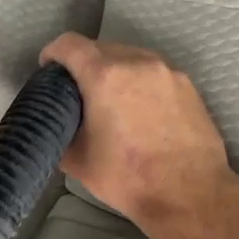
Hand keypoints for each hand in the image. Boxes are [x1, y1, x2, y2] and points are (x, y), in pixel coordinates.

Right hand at [40, 33, 235, 225]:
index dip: (52, 53)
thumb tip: (54, 123)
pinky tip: (138, 111)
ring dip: (112, 70)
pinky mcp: (187, 85)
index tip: (48, 71)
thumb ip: (59, 129)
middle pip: (99, 47)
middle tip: (77, 92)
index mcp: (104, 76)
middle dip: (83, 64)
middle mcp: (137, 62)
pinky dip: (138, 81)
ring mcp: (167, 71)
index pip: (69, 44)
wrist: (190, 194)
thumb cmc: (128, 177)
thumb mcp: (76, 159)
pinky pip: (152, 72)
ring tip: (109, 101)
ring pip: (129, 56)